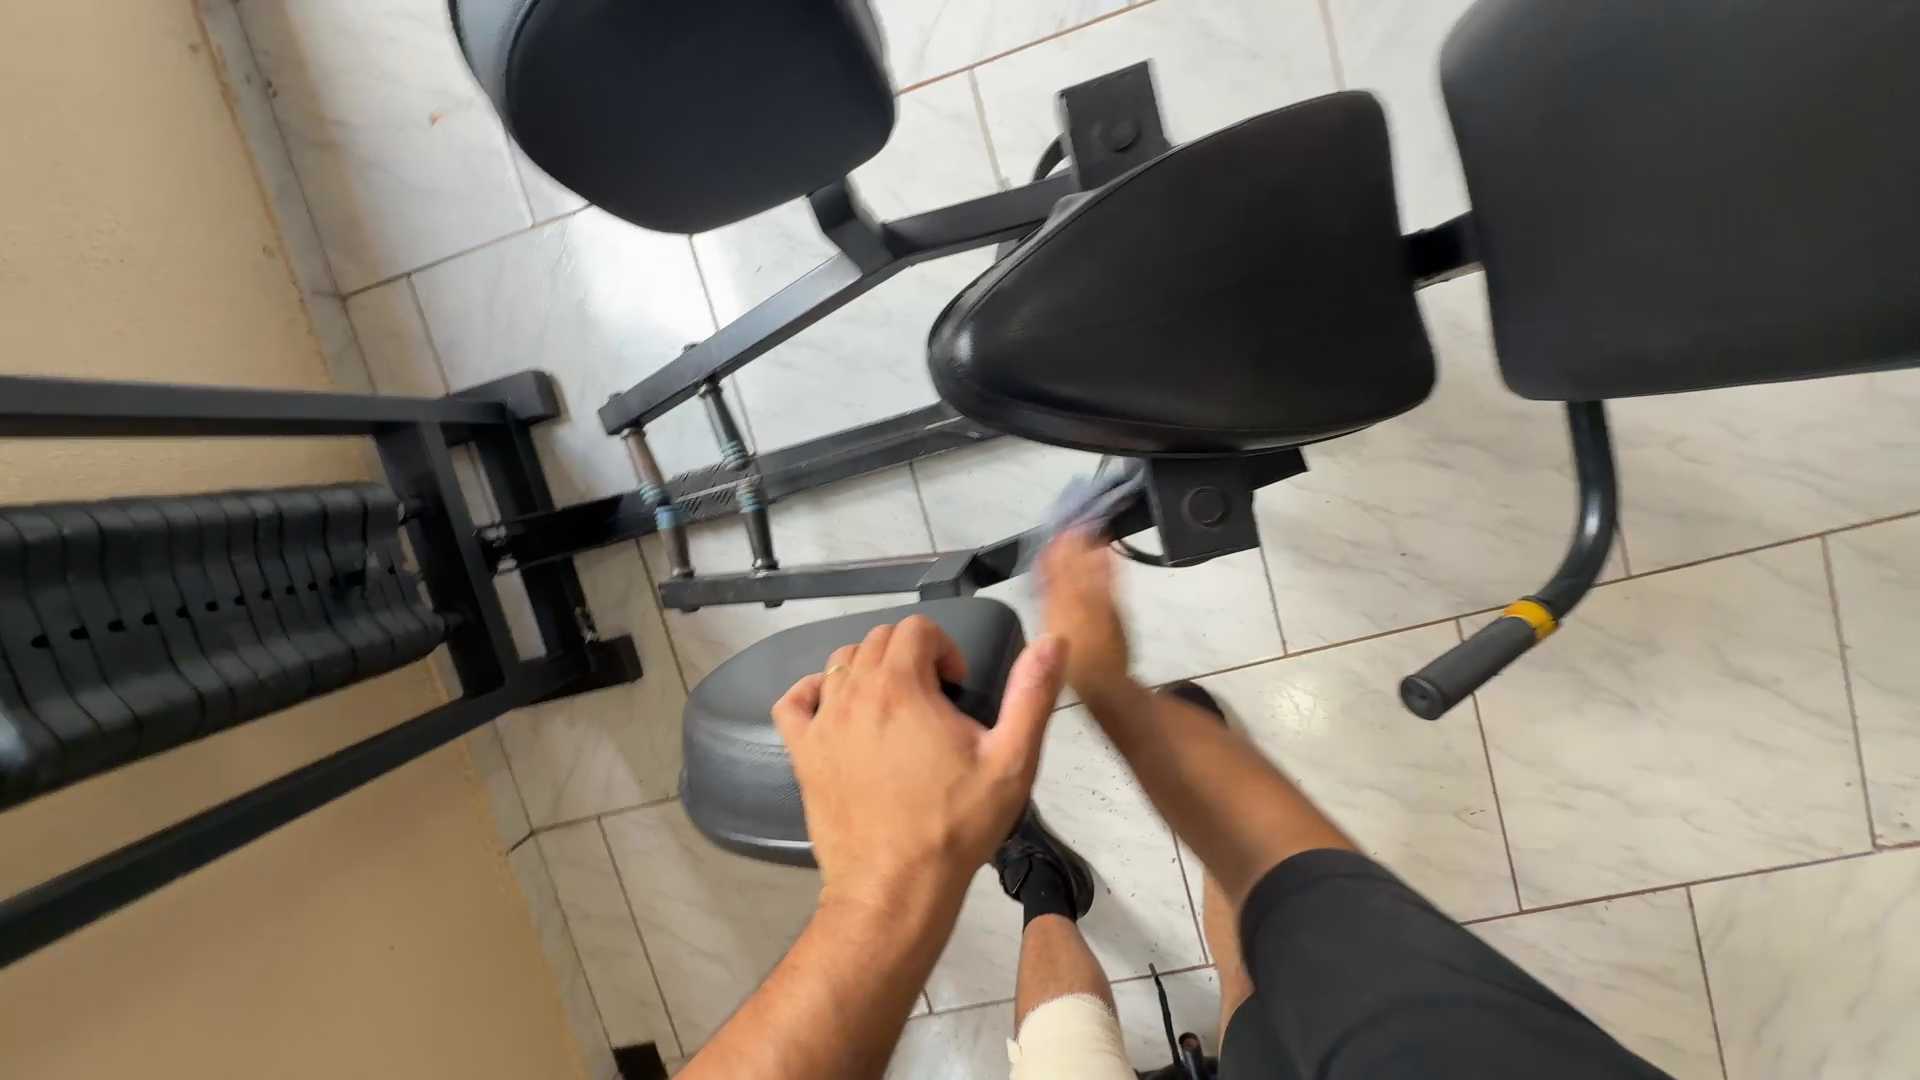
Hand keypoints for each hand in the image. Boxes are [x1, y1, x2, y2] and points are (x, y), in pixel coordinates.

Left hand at [772, 616, 1066, 912]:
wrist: (894, 891)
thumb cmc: (954, 828)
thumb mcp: (1011, 761)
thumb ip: (1033, 695)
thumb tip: (1053, 642)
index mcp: (902, 687)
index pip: (917, 629)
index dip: (944, 648)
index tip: (957, 687)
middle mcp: (855, 695)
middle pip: (878, 640)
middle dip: (911, 656)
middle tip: (935, 699)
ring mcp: (823, 724)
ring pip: (840, 663)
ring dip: (870, 670)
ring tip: (896, 706)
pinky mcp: (802, 754)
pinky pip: (794, 701)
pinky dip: (814, 693)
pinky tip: (837, 710)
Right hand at [1038, 528, 1132, 700]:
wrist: (1102, 685)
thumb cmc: (1076, 665)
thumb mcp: (1052, 636)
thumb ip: (1049, 609)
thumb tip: (1046, 585)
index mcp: (1052, 615)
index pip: (1047, 581)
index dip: (1047, 560)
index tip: (1049, 542)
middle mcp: (1071, 609)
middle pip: (1067, 573)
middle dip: (1067, 549)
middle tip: (1069, 527)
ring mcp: (1094, 610)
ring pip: (1087, 575)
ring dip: (1086, 551)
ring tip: (1087, 529)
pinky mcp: (1114, 613)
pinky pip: (1110, 585)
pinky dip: (1110, 566)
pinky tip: (1110, 550)